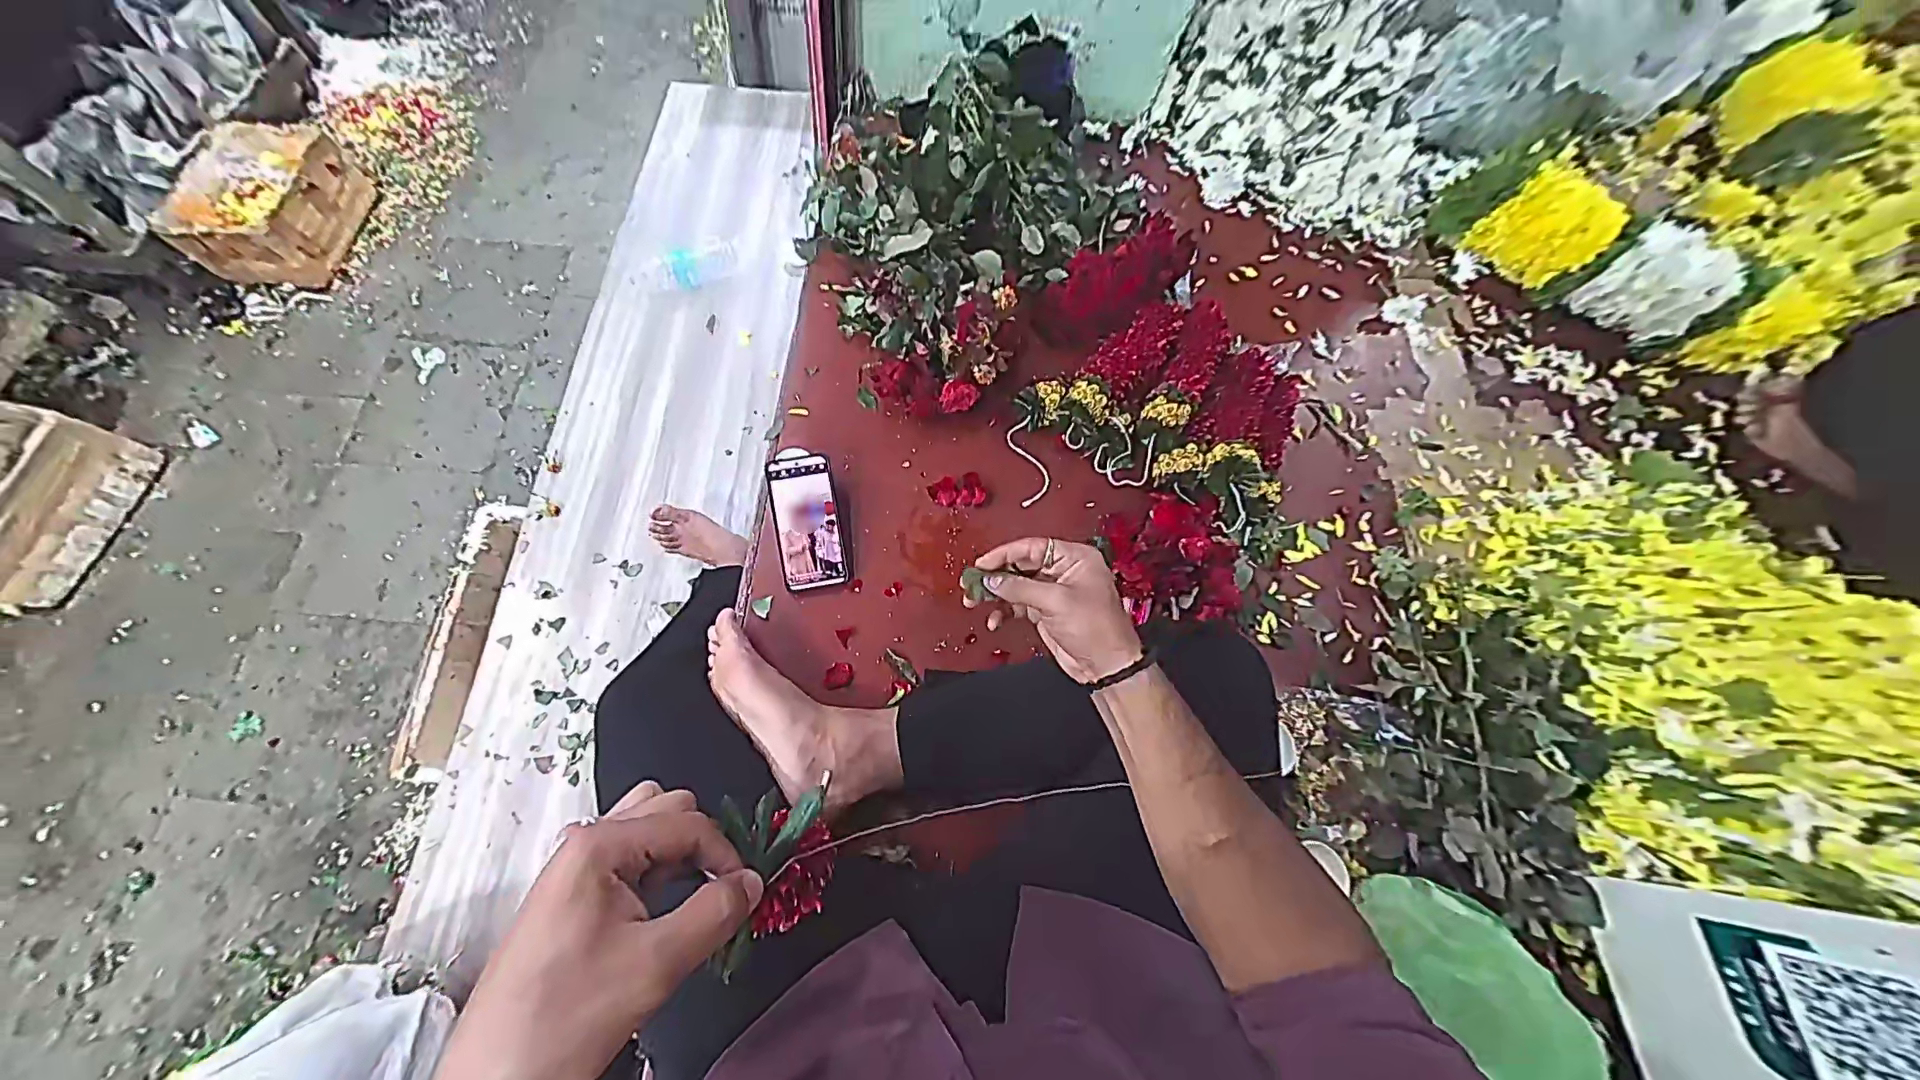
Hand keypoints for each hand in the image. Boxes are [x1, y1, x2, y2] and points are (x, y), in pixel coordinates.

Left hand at [433, 782, 762, 1079]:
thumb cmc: (563, 1020)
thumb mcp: (656, 965)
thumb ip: (715, 913)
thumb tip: (751, 883)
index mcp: (599, 845)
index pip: (689, 823)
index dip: (725, 855)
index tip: (741, 893)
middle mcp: (583, 843)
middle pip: (667, 809)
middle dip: (701, 845)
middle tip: (715, 891)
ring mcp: (572, 868)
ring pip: (646, 828)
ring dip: (677, 852)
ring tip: (685, 897)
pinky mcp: (569, 895)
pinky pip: (626, 858)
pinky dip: (653, 869)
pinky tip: (655, 910)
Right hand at [965, 537, 1142, 683]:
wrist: (1107, 665)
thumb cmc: (1097, 629)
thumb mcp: (1056, 602)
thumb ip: (1020, 588)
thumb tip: (992, 579)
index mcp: (1075, 558)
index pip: (1033, 547)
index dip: (1005, 554)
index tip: (982, 564)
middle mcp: (1064, 571)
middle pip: (1021, 565)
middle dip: (996, 575)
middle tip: (973, 583)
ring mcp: (1054, 591)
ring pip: (1016, 585)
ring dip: (995, 594)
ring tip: (975, 601)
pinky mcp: (1046, 610)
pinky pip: (1018, 604)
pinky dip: (1004, 611)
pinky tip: (995, 620)